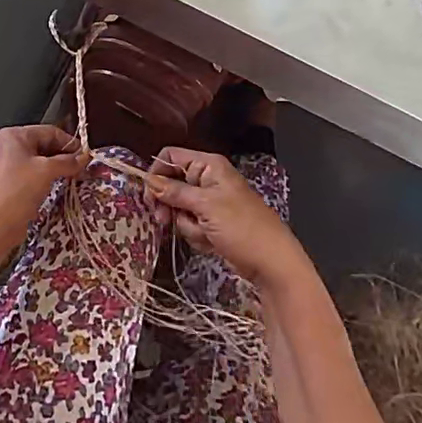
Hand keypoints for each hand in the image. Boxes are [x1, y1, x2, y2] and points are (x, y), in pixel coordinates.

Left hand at [0, 125, 85, 254]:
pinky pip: (35, 176)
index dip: (70, 142)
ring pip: (41, 162)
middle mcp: (9, 147)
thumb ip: (68, 161)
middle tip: (83, 168)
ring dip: (58, 170)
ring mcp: (9, 166)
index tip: (86, 155)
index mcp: (14, 136)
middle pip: (45, 145)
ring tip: (75, 178)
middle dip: (65, 157)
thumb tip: (83, 157)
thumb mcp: (46, 171)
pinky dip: (48, 180)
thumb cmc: (15, 191)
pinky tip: (60, 188)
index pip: (49, 131)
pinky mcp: (12, 184)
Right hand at [143, 147, 308, 288]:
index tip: (149, 195)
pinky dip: (195, 233)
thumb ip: (174, 191)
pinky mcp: (210, 222)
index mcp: (209, 166)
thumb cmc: (242, 228)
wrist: (272, 265)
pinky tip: (211, 241)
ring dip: (185, 223)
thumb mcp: (205, 206)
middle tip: (163, 220)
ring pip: (177, 207)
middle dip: (169, 205)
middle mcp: (207, 179)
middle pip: (170, 183)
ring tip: (204, 233)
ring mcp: (209, 202)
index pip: (170, 157)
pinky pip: (189, 223)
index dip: (156, 173)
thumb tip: (149, 181)